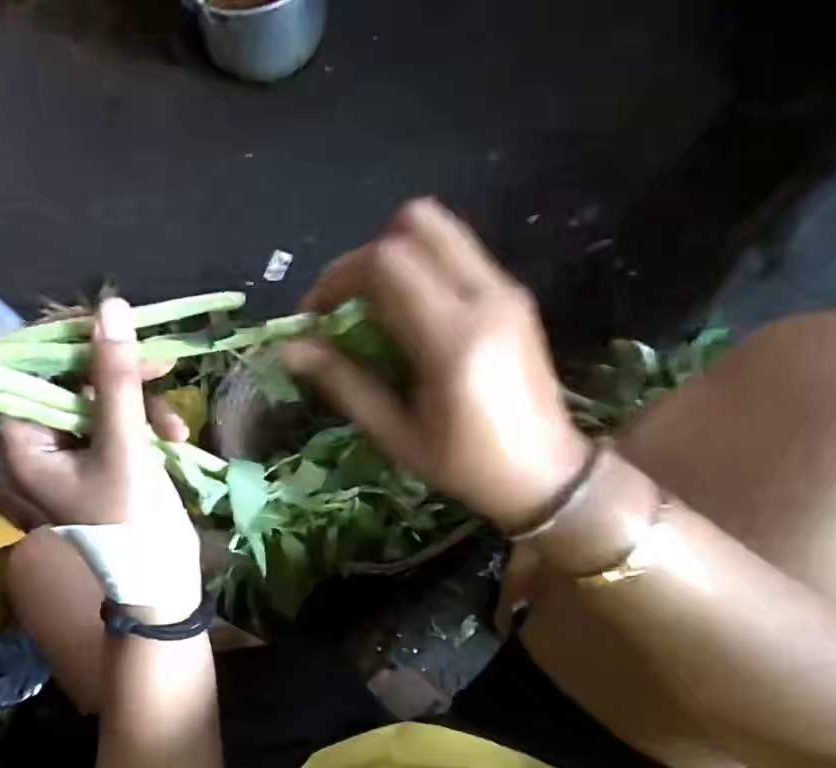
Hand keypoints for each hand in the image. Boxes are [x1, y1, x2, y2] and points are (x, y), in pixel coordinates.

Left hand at [0, 297, 199, 616]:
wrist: (164, 578)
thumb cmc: (131, 521)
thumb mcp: (125, 445)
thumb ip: (117, 378)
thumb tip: (111, 307)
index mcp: (25, 443)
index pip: (25, 371)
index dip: (61, 345)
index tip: (104, 327)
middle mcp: (46, 442)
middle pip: (71, 380)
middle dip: (118, 375)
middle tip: (157, 364)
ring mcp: (83, 449)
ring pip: (106, 397)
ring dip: (144, 402)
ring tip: (174, 424)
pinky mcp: (114, 455)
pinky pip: (127, 418)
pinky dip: (153, 421)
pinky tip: (177, 435)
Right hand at [282, 199, 590, 533]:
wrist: (546, 475)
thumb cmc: (467, 467)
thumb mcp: (398, 435)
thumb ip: (345, 384)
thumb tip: (290, 350)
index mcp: (453, 339)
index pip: (385, 263)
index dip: (338, 277)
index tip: (318, 315)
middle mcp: (486, 299)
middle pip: (416, 224)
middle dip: (368, 256)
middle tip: (351, 304)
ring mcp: (508, 292)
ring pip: (443, 230)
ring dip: (400, 255)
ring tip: (381, 308)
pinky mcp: (518, 297)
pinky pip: (463, 254)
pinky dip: (428, 267)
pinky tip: (417, 316)